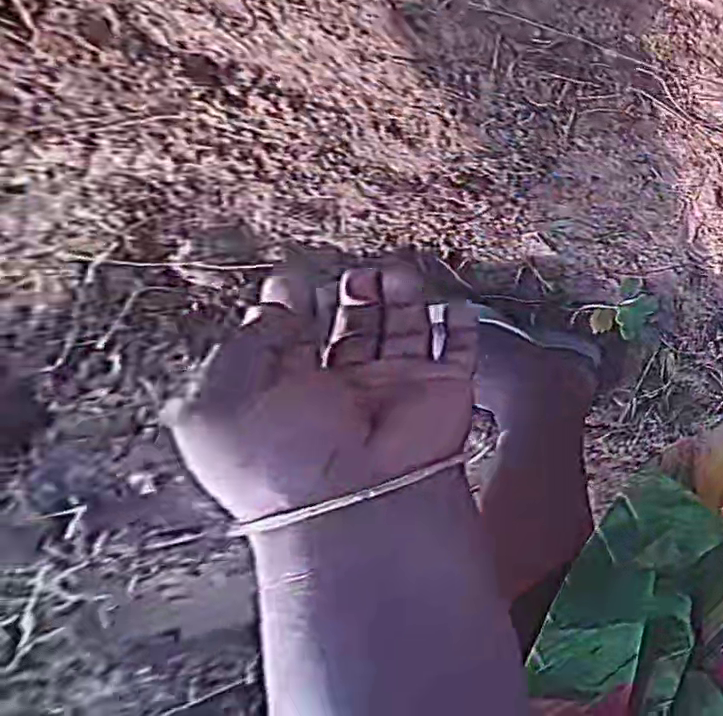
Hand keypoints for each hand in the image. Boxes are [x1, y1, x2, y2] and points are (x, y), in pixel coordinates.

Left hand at [165, 263, 480, 525]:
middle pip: (354, 327)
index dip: (292, 305)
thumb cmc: (282, 453)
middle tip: (355, 272)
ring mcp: (399, 382)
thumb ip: (250, 343)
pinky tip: (454, 305)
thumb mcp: (225, 397)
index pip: (293, 338)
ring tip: (394, 271)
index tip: (293, 277)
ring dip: (402, 298)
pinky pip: (460, 347)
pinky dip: (461, 325)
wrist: (361, 487)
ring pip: (405, 328)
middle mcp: (345, 385)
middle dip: (354, 295)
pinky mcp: (445, 383)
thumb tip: (277, 305)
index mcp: (287, 390)